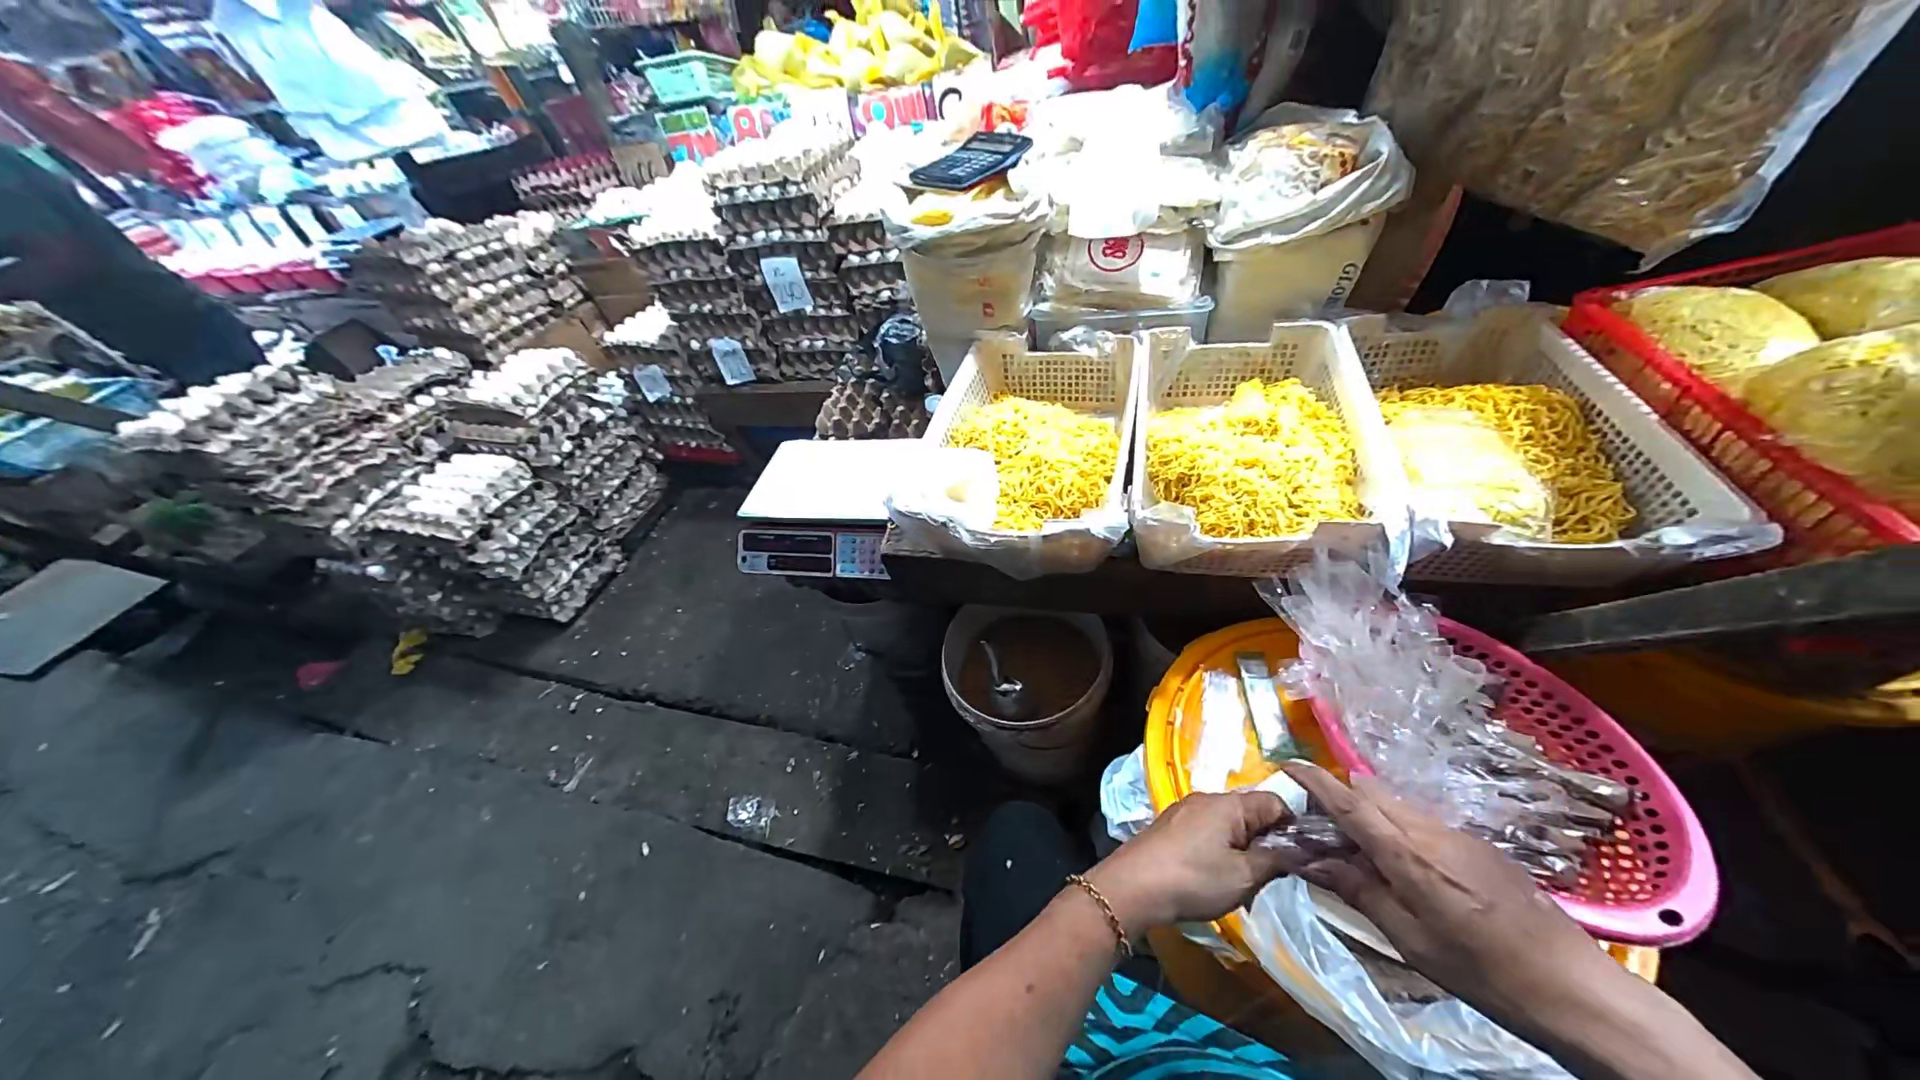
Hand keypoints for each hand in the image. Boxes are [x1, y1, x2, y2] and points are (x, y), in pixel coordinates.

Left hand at [1084, 790, 1292, 939]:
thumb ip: (1275, 860)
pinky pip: (1206, 833)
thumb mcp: (1244, 876)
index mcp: (1228, 804)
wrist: (1132, 887)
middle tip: (1273, 876)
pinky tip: (1214, 878)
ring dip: (1242, 850)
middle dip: (1266, 841)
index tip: (1302, 857)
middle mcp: (1206, 799)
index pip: (1274, 802)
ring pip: (1227, 825)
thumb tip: (1299, 850)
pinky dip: (1218, 851)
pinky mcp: (1170, 828)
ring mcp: (1184, 812)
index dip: (1293, 827)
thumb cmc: (1194, 878)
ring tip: (1244, 882)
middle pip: (1249, 813)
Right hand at [1275, 762, 1621, 1031]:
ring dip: (1369, 813)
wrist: (1576, 989)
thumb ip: (1358, 891)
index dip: (1315, 781)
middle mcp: (1430, 832)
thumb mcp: (1410, 940)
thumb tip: (1311, 860)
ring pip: (1396, 804)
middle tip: (1322, 828)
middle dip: (1340, 797)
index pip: (1350, 804)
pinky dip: (1397, 828)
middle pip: (1371, 791)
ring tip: (1360, 852)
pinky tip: (1404, 867)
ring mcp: (1458, 834)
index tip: (1287, 765)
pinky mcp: (1478, 844)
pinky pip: (1421, 820)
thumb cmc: (1483, 972)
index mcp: (1408, 856)